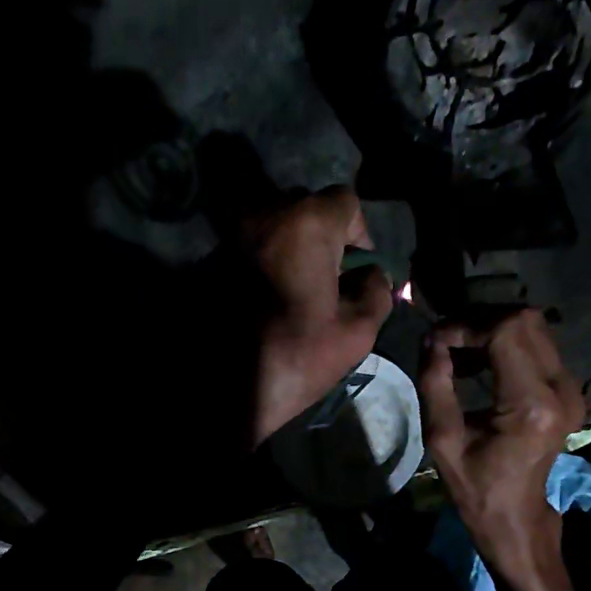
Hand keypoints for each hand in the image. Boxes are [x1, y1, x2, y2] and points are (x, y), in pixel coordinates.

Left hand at [246, 187, 392, 444]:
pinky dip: (267, 259)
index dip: (358, 233)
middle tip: (328, 278)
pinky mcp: (214, 256)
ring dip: (293, 245)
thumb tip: (370, 273)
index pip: (346, 201)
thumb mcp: (358, 329)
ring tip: (297, 287)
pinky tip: (271, 294)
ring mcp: (235, 233)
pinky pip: (253, 244)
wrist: (228, 388)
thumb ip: (376, 288)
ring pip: (277, 222)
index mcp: (307, 223)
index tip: (356, 268)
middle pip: (308, 206)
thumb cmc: (297, 357)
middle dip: (324, 234)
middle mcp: (267, 213)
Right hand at [420, 309, 585, 582]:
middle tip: (445, 341)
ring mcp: (571, 388)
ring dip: (491, 330)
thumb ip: (435, 384)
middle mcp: (560, 389)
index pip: (504, 332)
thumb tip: (432, 341)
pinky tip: (477, 364)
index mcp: (530, 404)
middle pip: (524, 320)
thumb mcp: (442, 439)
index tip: (436, 341)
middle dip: (479, 321)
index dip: (466, 326)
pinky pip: (538, 346)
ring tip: (457, 352)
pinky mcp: (569, 389)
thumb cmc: (475, 486)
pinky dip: (504, 343)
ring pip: (533, 327)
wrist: (516, 517)